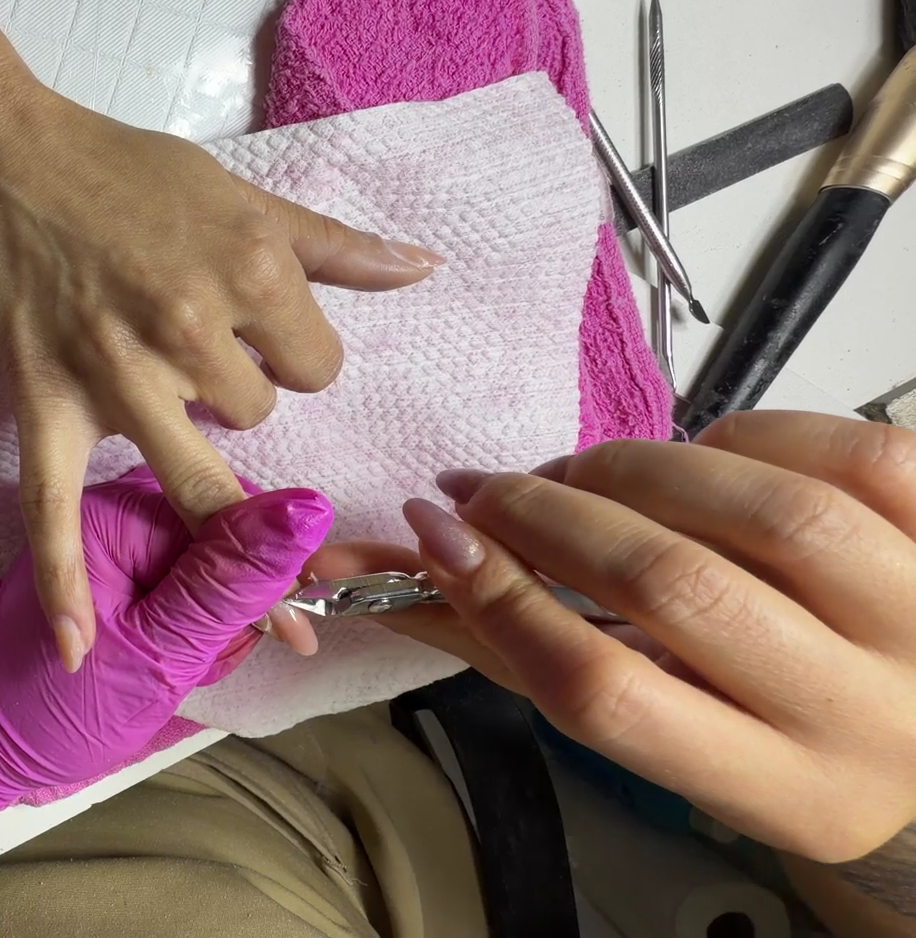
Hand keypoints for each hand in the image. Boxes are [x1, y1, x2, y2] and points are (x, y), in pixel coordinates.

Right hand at [0, 0, 439, 668]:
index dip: (289, 351)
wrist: (1, 152)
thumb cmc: (118, 165)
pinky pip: (53, 505)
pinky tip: (80, 648)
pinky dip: (64, 579)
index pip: (317, 365)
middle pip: (260, 419)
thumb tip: (422, 269)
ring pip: (200, 472)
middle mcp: (189, 332)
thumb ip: (331, 242)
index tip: (247, 328)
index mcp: (249, 271)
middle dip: (238, 392)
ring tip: (154, 395)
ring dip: (193, 446)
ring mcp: (113, 379)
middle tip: (186, 345)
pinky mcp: (44, 402)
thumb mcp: (235, 189)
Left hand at [0, 468, 332, 812]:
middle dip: (228, 606)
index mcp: (118, 513)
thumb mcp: (157, 652)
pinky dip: (186, 628)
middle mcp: (113, 510)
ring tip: (183, 667)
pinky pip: (177, 585)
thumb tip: (308, 509)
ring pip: (205, 566)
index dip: (258, 581)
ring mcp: (111, 539)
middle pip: (219, 536)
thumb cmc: (59, 708)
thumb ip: (228, 582)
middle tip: (205, 660)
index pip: (229, 513)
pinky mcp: (111, 569)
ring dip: (210, 622)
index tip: (274, 638)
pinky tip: (171, 660)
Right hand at [375, 412, 915, 862]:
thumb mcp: (612, 710)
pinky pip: (856, 454)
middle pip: (674, 587)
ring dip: (629, 470)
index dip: (497, 597)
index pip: (600, 687)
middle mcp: (871, 717)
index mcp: (765, 780)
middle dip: (544, 516)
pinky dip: (742, 434)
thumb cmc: (734, 725)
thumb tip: (351, 566)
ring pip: (765, 510)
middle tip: (487, 493)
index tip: (433, 532)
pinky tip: (701, 457)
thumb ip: (483, 634)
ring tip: (583, 476)